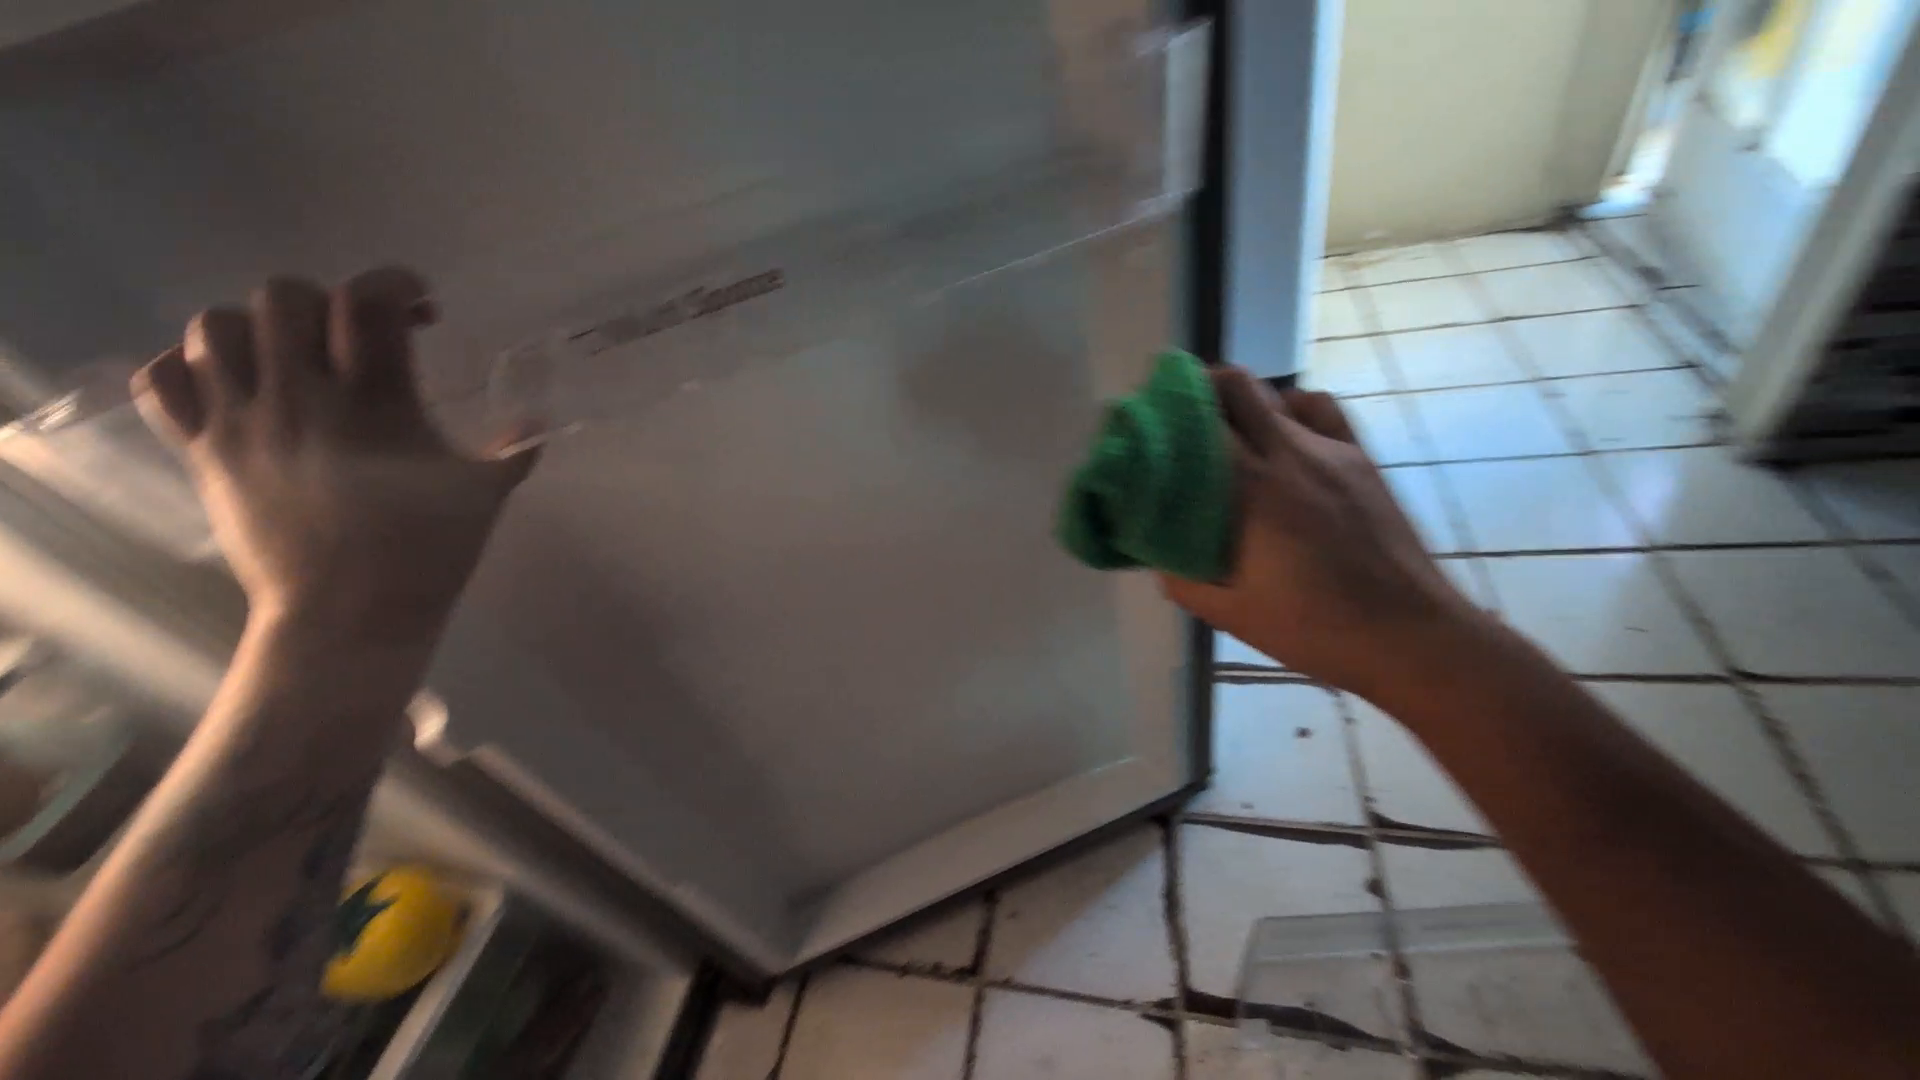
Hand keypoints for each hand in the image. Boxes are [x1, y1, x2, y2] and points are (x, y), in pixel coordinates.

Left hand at [130, 267, 536, 641]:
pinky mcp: (203, 452)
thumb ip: (514, 448)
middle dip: (325, 302)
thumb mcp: (485, 496)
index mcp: (376, 403)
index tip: (420, 307)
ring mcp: (242, 424)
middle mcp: (300, 399)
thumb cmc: (425, 554)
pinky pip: (162, 380)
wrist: (349, 617)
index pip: (368, 301)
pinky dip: (190, 368)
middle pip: (282, 297)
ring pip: (213, 327)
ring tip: (291, 359)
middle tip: (354, 338)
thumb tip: (538, 419)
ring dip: (257, 330)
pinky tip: (234, 386)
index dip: (395, 285)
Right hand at [1160, 370, 1484, 702]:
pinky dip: (1292, 409)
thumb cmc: (1314, 628)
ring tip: (1228, 428)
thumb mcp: (1231, 614)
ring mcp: (1331, 450)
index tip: (1145, 425)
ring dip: (1244, 400)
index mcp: (1250, 488)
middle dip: (1199, 389)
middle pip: (1234, 384)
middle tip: (1180, 417)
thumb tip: (1160, 555)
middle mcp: (1287, 452)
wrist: (1408, 635)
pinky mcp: (1361, 458)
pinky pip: (1320, 409)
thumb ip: (1183, 580)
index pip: (1197, 420)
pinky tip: (1284, 435)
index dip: (1165, 412)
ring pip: (1276, 392)